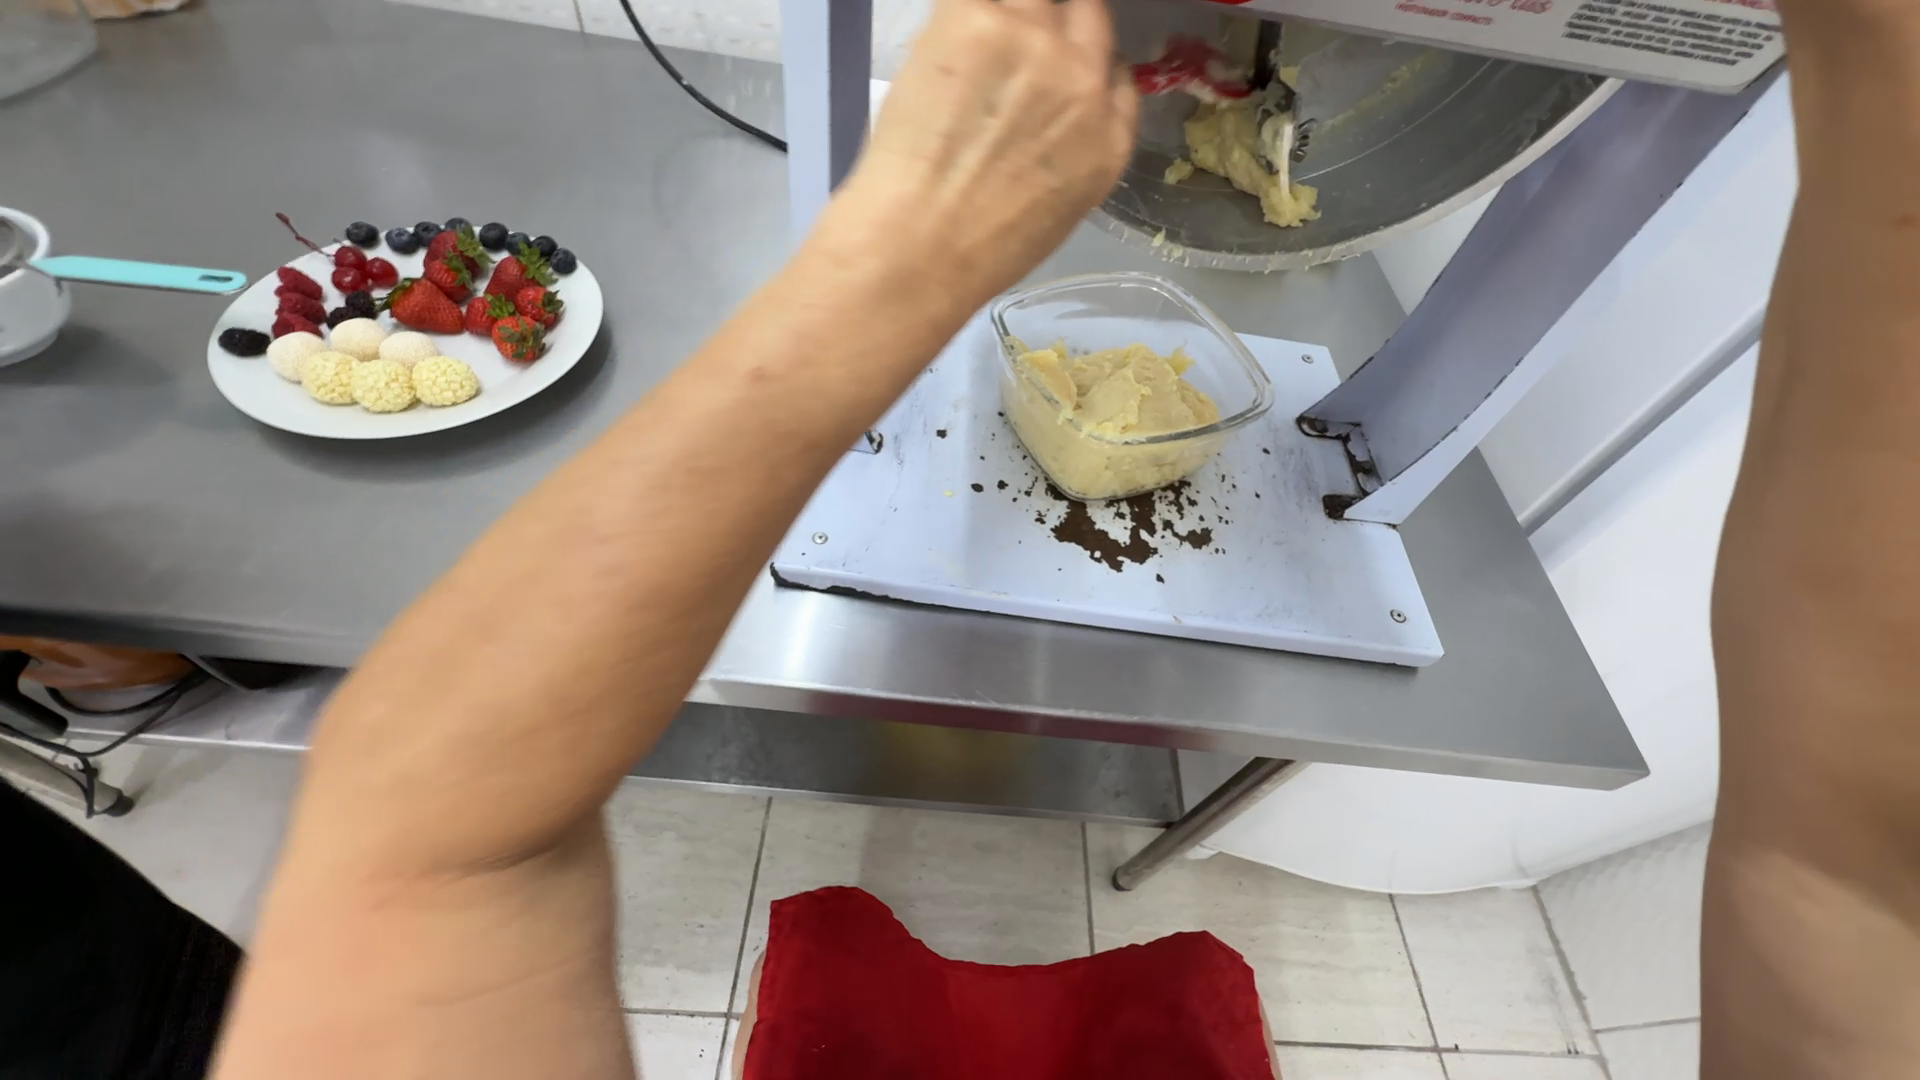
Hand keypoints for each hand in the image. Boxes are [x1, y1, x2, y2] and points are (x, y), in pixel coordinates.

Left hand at [831, 0, 1138, 306]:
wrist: (921, 249)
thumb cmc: (975, 257)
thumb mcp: (1052, 216)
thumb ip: (1063, 155)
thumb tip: (1040, 123)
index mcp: (1108, 143)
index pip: (1117, 74)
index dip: (1082, 66)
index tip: (1053, 74)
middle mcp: (1084, 84)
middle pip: (1085, 13)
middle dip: (1052, 26)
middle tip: (1004, 53)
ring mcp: (1035, 46)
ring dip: (1007, 13)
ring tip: (969, 52)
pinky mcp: (978, 20)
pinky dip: (958, 16)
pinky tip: (941, 51)